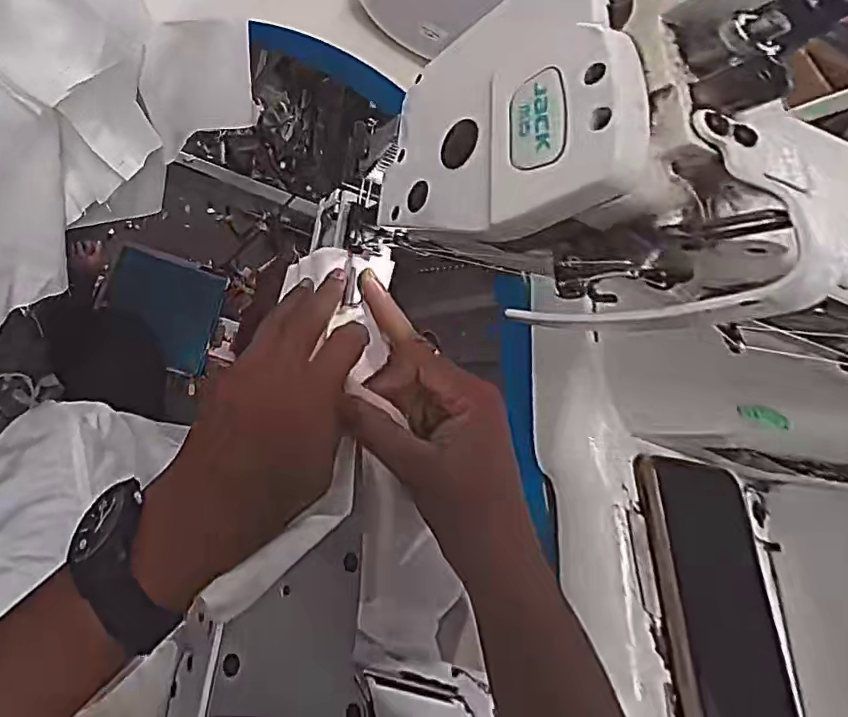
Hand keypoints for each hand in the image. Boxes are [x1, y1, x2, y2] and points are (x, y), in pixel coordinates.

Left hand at [132, 271, 366, 608]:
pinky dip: (267, 323)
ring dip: (294, 300)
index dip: (357, 334)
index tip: (360, 332)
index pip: (344, 344)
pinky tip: (273, 321)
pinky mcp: (229, 375)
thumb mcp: (324, 466)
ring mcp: (252, 368)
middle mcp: (283, 370)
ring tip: (305, 287)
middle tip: (335, 278)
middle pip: (309, 317)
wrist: (210, 502)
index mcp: (315, 391)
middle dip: (326, 295)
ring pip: (277, 320)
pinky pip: (252, 338)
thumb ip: (336, 423)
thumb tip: (341, 404)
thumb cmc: (265, 496)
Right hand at [340, 271, 537, 576]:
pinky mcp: (453, 434)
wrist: (499, 560)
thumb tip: (347, 398)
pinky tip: (390, 445)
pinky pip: (414, 414)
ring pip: (408, 395)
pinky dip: (395, 425)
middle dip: (379, 390)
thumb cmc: (479, 519)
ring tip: (384, 443)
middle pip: (408, 372)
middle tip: (356, 407)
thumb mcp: (417, 468)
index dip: (386, 314)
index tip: (369, 287)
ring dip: (387, 411)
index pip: (417, 347)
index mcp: (468, 395)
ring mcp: (460, 416)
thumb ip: (376, 426)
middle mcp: (467, 398)